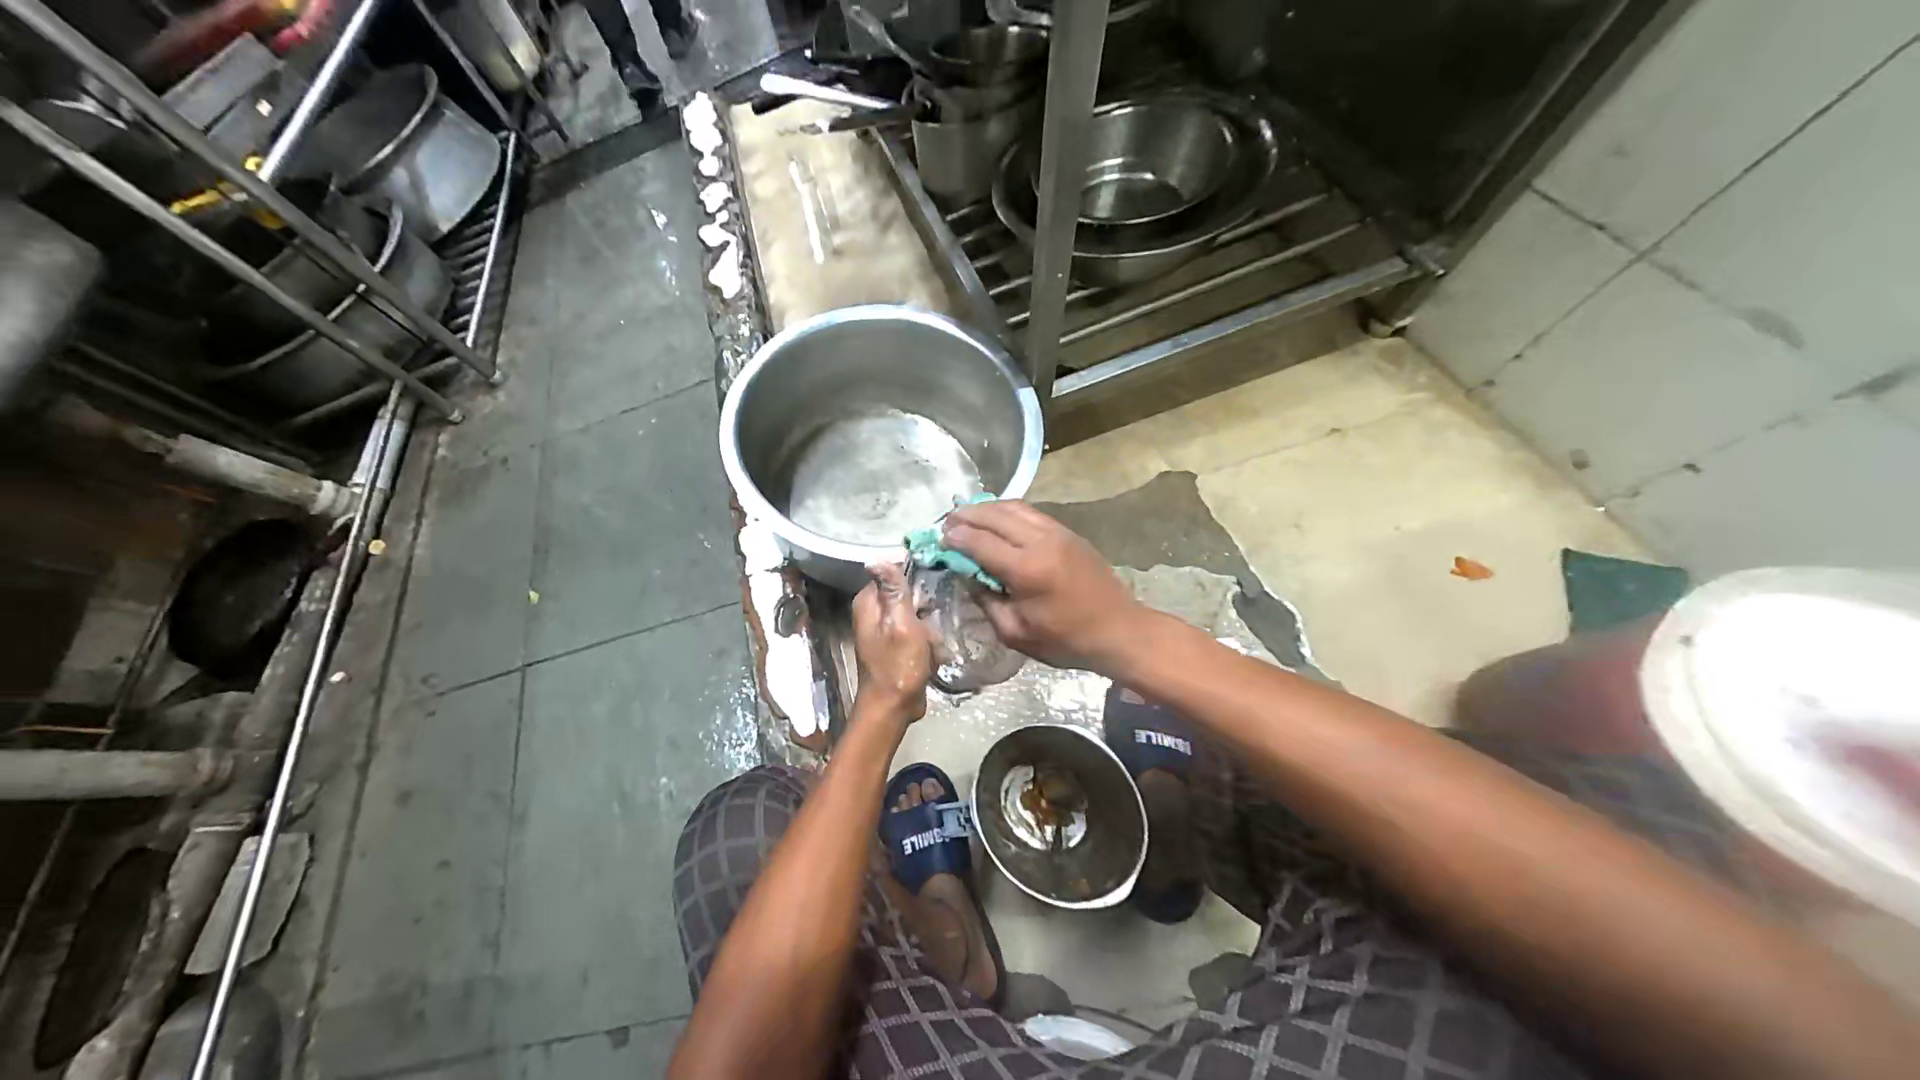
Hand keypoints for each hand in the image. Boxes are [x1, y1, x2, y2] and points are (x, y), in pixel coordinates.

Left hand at [851, 563, 930, 724]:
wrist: (893, 707)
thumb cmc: (898, 665)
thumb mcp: (901, 624)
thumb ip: (893, 591)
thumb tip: (876, 557)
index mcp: (868, 602)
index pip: (895, 572)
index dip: (917, 576)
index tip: (937, 583)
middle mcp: (872, 611)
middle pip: (907, 592)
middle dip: (925, 605)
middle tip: (934, 620)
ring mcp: (884, 628)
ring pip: (916, 612)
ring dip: (929, 625)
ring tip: (933, 640)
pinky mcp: (896, 643)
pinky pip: (917, 630)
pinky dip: (927, 639)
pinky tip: (933, 650)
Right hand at [943, 500, 1155, 672]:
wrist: (1118, 630)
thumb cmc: (1065, 640)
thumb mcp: (1015, 632)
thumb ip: (986, 600)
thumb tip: (967, 574)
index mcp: (1027, 570)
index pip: (980, 542)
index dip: (956, 538)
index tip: (939, 537)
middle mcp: (1041, 542)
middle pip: (995, 515)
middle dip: (967, 516)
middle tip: (947, 522)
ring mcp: (1058, 533)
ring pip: (1014, 507)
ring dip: (987, 508)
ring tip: (967, 515)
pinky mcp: (1068, 532)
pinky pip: (1031, 512)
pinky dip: (1008, 511)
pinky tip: (997, 519)